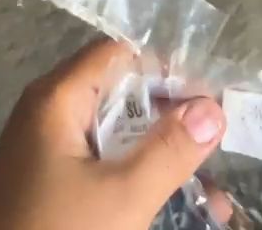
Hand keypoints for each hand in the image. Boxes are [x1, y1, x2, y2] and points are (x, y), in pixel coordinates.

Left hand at [0, 38, 226, 229]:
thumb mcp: (123, 196)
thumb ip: (168, 151)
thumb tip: (212, 108)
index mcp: (56, 98)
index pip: (116, 56)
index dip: (164, 71)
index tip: (209, 100)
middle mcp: (47, 112)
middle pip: (115, 95)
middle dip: (168, 119)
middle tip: (216, 144)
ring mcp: (44, 148)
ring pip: (112, 137)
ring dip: (158, 156)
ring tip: (214, 192)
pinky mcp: (48, 182)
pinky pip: (99, 165)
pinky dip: (135, 177)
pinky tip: (177, 206)